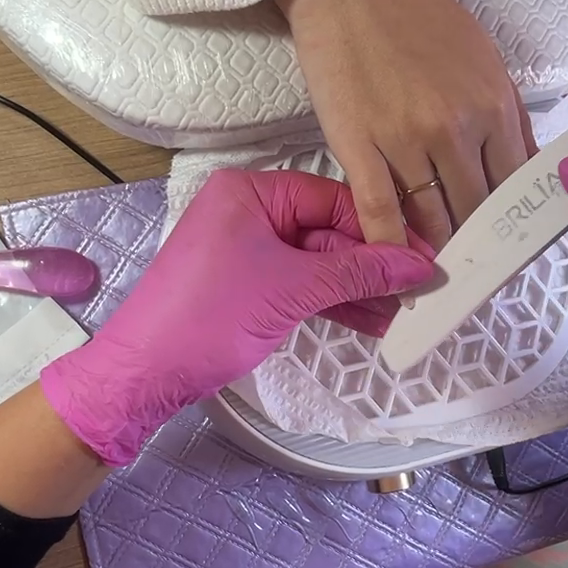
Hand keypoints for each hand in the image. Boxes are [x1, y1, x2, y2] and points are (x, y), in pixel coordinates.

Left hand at [40, 169, 433, 464]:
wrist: (145, 374)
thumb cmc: (205, 319)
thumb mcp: (291, 289)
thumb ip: (357, 272)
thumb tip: (414, 265)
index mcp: (250, 192)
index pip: (334, 198)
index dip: (381, 228)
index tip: (422, 254)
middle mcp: (249, 212)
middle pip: (329, 231)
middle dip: (373, 264)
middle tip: (421, 287)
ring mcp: (249, 250)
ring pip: (319, 263)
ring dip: (359, 288)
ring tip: (406, 310)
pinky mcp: (250, 284)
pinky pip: (302, 285)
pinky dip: (334, 303)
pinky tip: (374, 320)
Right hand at [276, 0, 533, 248]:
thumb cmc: (418, 16)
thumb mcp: (483, 55)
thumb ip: (506, 113)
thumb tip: (521, 166)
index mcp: (493, 105)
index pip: (512, 183)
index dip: (510, 220)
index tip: (505, 245)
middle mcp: (457, 129)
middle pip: (473, 208)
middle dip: (474, 242)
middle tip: (470, 269)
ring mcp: (406, 141)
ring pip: (431, 217)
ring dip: (435, 249)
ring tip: (436, 273)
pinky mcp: (359, 147)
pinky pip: (379, 210)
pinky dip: (389, 247)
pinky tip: (395, 271)